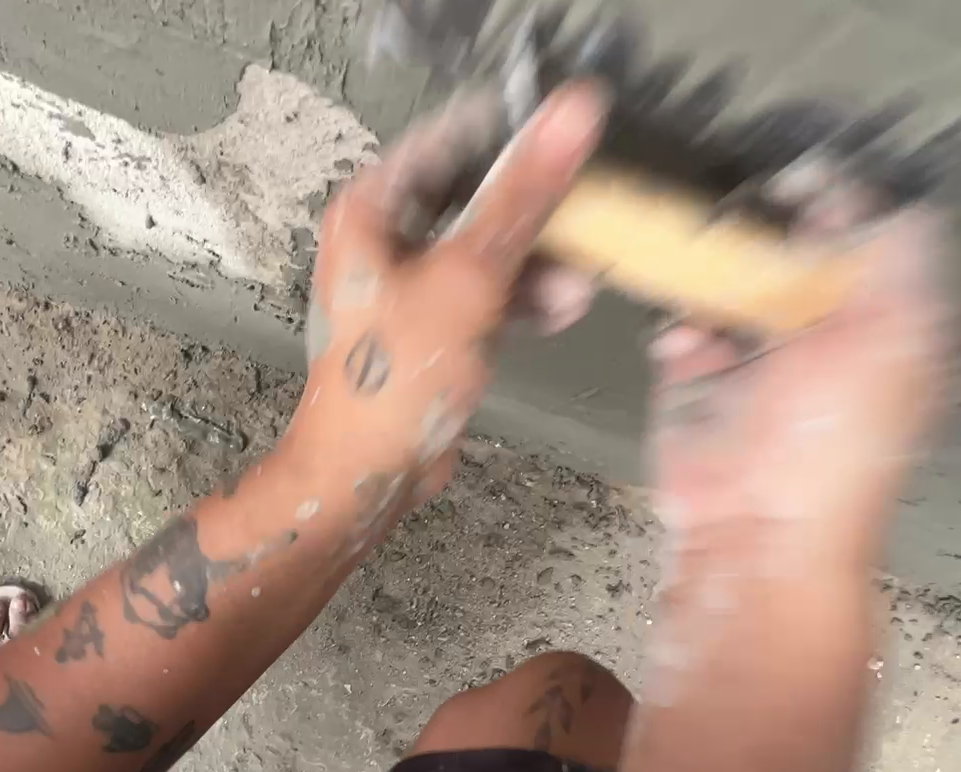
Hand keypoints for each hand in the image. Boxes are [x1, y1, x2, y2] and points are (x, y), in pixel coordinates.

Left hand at [283, 81, 608, 519]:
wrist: (368, 471)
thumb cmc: (396, 378)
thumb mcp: (466, 280)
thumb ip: (521, 199)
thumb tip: (574, 113)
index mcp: (371, 209)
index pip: (455, 139)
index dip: (519, 137)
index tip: (583, 143)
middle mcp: (385, 238)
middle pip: (477, 194)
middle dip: (538, 212)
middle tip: (592, 218)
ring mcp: (409, 284)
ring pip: (488, 247)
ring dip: (538, 262)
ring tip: (582, 284)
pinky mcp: (432, 325)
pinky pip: (485, 292)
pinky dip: (521, 298)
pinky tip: (561, 310)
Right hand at [645, 164, 956, 566]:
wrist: (749, 521)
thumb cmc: (832, 435)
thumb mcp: (891, 332)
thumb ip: (890, 251)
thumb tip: (855, 192)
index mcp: (879, 315)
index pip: (860, 231)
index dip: (833, 195)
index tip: (791, 176)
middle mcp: (814, 327)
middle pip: (786, 248)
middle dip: (757, 223)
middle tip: (727, 206)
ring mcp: (746, 354)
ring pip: (725, 280)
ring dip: (709, 268)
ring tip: (692, 257)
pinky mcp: (688, 378)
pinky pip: (677, 327)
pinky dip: (674, 323)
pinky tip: (681, 338)